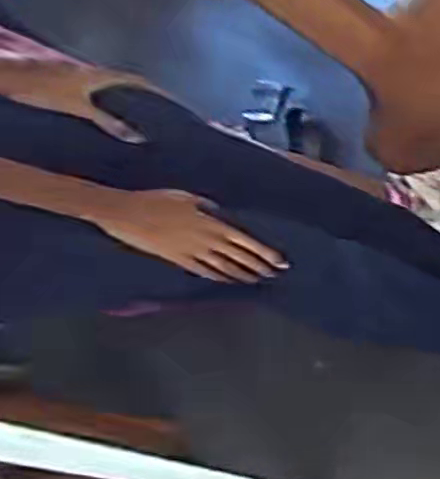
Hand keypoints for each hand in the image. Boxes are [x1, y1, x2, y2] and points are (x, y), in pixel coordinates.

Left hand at [4, 62, 156, 141]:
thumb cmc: (39, 88)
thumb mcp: (77, 108)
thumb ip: (108, 122)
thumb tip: (138, 139)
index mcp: (94, 74)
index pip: (133, 79)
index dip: (152, 87)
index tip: (167, 95)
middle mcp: (79, 65)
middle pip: (111, 75)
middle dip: (127, 87)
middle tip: (141, 100)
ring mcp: (58, 62)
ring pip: (90, 75)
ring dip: (102, 85)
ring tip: (112, 99)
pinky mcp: (42, 64)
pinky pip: (72, 75)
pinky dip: (83, 84)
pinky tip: (80, 93)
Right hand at [90, 189, 284, 282]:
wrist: (116, 209)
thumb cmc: (153, 200)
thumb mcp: (188, 198)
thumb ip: (211, 208)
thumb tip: (227, 216)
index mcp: (214, 225)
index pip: (251, 243)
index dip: (269, 255)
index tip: (283, 264)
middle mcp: (208, 240)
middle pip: (243, 259)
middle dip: (262, 268)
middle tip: (274, 274)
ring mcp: (193, 251)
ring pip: (227, 268)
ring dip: (244, 276)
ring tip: (256, 280)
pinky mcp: (177, 258)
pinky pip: (204, 271)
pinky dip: (220, 277)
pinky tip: (229, 280)